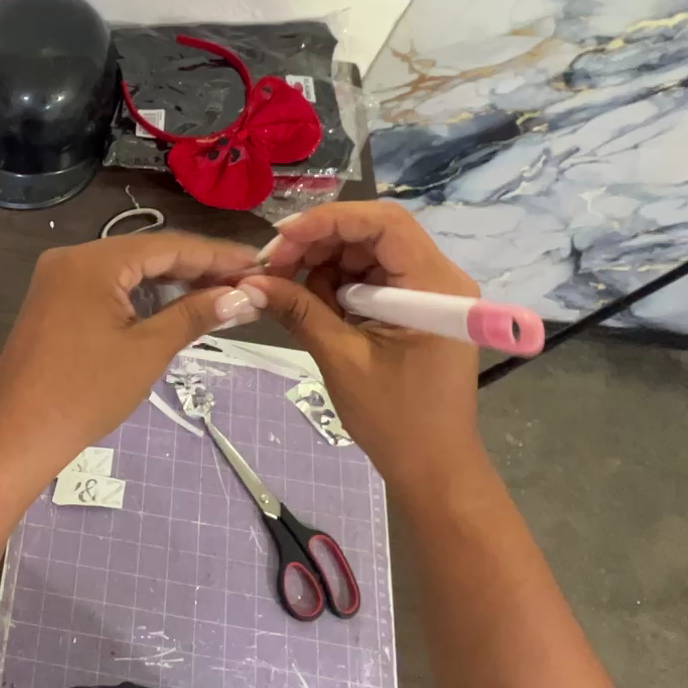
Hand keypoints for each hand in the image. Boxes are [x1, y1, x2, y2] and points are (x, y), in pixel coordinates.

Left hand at [0, 231, 263, 464]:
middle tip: (246, 283)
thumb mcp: (147, 351)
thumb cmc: (85, 393)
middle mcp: (71, 258)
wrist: (17, 435)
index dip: (216, 255)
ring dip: (170, 285)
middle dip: (196, 270)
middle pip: (146, 254)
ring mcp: (58, 280)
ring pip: (126, 272)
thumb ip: (193, 315)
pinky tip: (173, 308)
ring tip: (220, 297)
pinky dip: (140, 298)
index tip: (258, 262)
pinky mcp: (53, 303)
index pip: (167, 245)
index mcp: (92, 260)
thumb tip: (242, 296)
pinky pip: (106, 289)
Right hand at [247, 202, 482, 486]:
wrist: (433, 466)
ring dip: (322, 262)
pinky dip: (335, 282)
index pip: (383, 224)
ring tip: (286, 289)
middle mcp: (438, 277)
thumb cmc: (395, 419)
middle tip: (273, 266)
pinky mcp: (413, 305)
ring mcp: (427, 290)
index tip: (281, 239)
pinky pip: (368, 275)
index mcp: (434, 286)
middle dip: (318, 242)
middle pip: (372, 232)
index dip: (328, 221)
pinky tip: (312, 302)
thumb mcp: (340, 359)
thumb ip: (299, 310)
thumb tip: (249, 282)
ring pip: (365, 251)